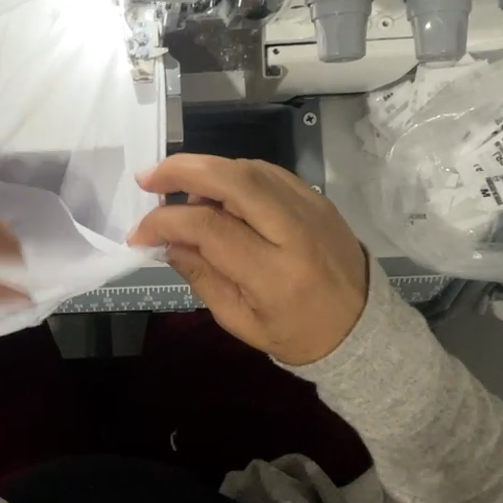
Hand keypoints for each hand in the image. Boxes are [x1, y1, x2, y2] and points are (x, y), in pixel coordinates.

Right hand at [128, 155, 368, 365]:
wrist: (364, 329)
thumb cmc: (296, 334)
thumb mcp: (240, 320)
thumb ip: (200, 275)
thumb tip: (165, 240)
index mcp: (275, 273)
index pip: (209, 227)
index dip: (165, 223)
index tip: (139, 233)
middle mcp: (295, 231)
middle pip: (233, 179)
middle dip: (183, 170)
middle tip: (148, 178)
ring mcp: (311, 208)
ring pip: (250, 168)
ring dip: (207, 170)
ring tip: (179, 190)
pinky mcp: (318, 199)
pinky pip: (268, 172)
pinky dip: (234, 174)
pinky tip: (216, 191)